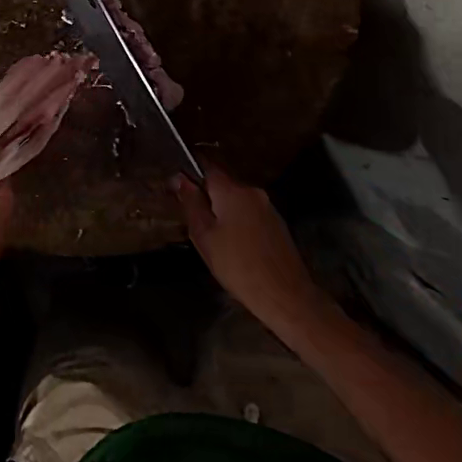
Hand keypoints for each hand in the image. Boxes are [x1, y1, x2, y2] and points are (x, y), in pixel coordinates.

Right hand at [173, 166, 326, 325]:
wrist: (285, 296)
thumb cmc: (237, 266)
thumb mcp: (204, 235)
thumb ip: (191, 203)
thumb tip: (180, 179)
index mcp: (233, 191)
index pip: (206, 166)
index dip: (189, 173)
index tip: (176, 186)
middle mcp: (253, 192)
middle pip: (222, 184)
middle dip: (206, 196)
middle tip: (192, 220)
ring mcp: (268, 208)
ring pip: (236, 200)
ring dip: (222, 210)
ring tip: (212, 237)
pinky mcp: (277, 224)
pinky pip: (250, 213)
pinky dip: (238, 221)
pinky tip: (234, 245)